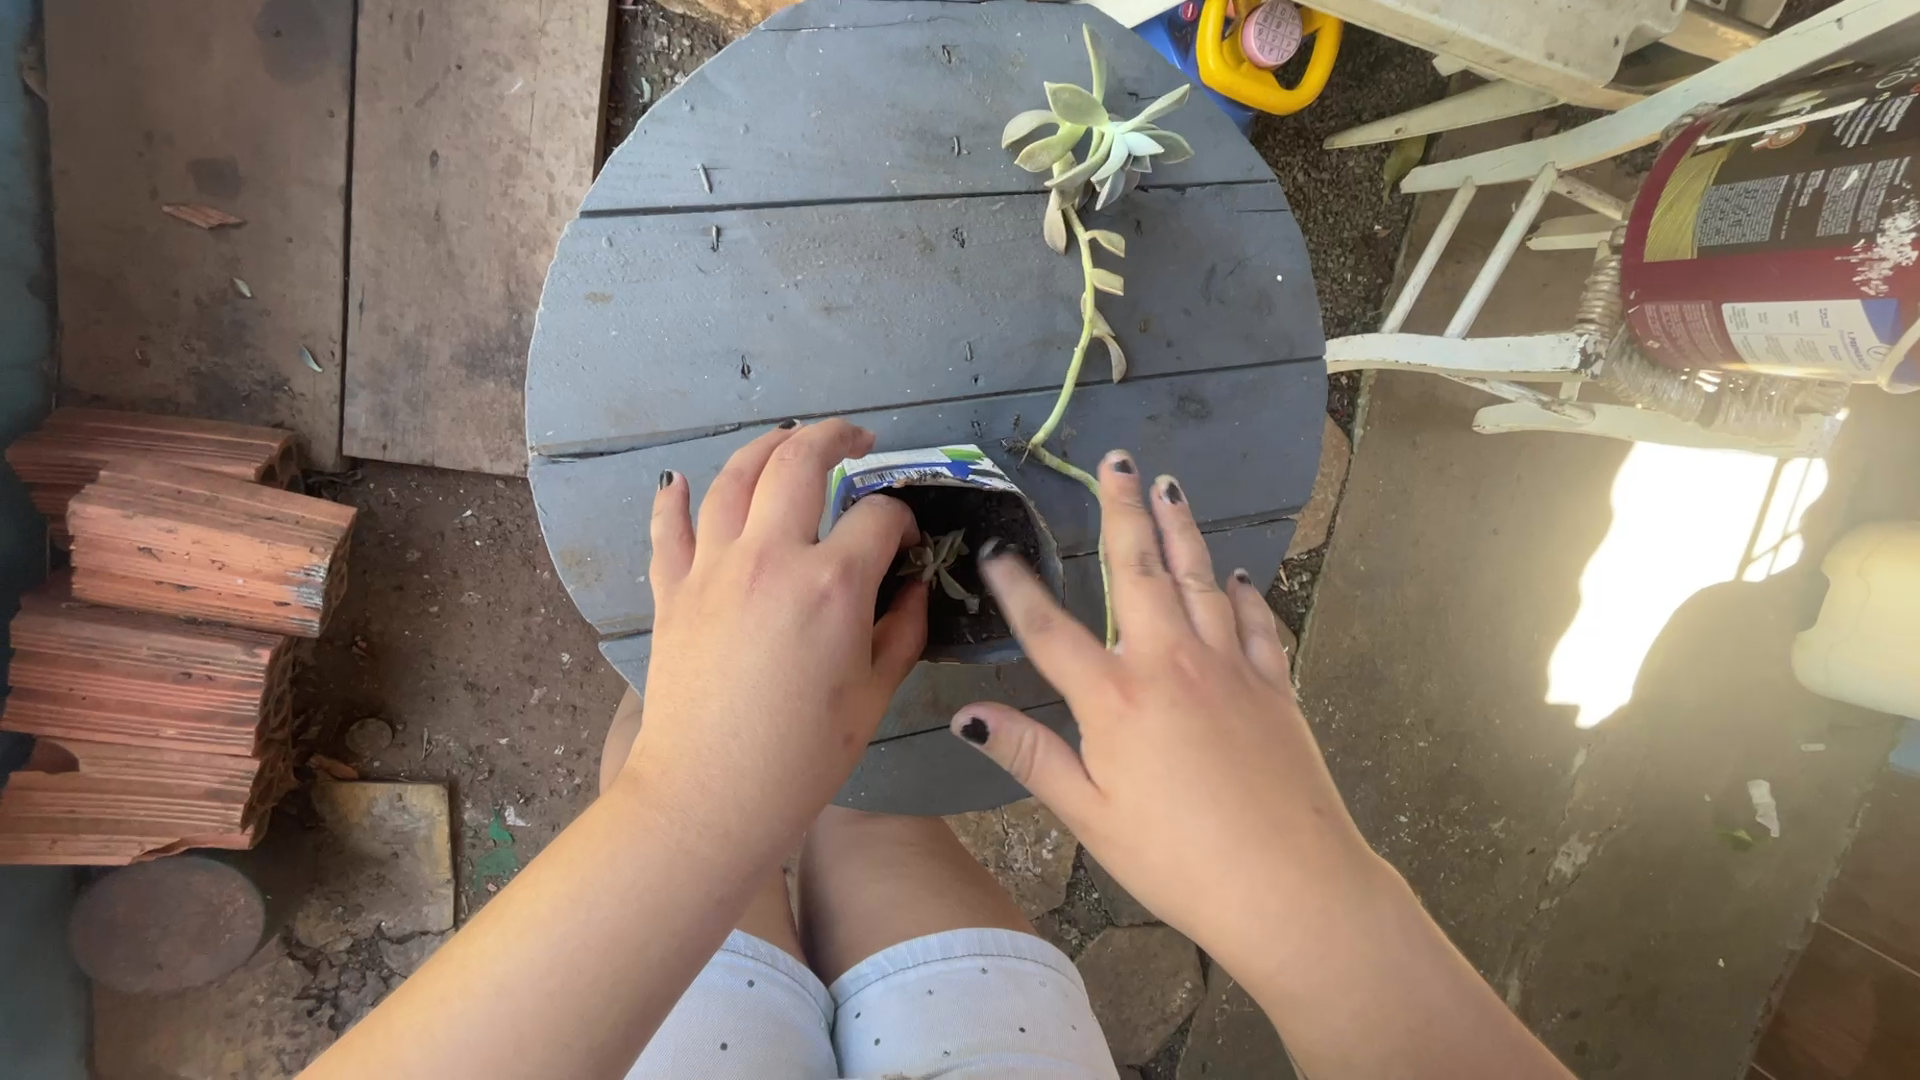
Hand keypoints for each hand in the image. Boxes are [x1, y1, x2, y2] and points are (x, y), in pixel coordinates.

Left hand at [625, 419, 927, 850]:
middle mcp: (771, 556)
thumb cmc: (805, 756)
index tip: (906, 537)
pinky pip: (669, 527)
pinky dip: (677, 498)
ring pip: (735, 476)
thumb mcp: (875, 694)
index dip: (901, 517)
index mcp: (833, 583)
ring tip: (788, 439)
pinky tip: (684, 483)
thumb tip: (916, 585)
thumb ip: (905, 628)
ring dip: (766, 446)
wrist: (708, 799)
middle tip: (858, 437)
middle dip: (836, 436)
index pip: (877, 517)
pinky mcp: (672, 589)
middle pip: (801, 461)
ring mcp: (713, 567)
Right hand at [951, 449, 1383, 970]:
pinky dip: (1242, 593)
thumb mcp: (1091, 816)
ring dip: (1182, 529)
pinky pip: (1254, 622)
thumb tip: (967, 716)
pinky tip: (1236, 575)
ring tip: (1171, 487)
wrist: (1295, 890)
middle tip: (1118, 462)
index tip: (995, 552)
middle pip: (1139, 571)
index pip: (1050, 630)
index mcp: (1115, 698)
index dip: (1017, 589)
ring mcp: (1227, 667)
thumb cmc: (1178, 860)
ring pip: (1200, 579)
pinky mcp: (1273, 684)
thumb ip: (1030, 756)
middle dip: (1123, 511)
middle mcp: (1169, 663)